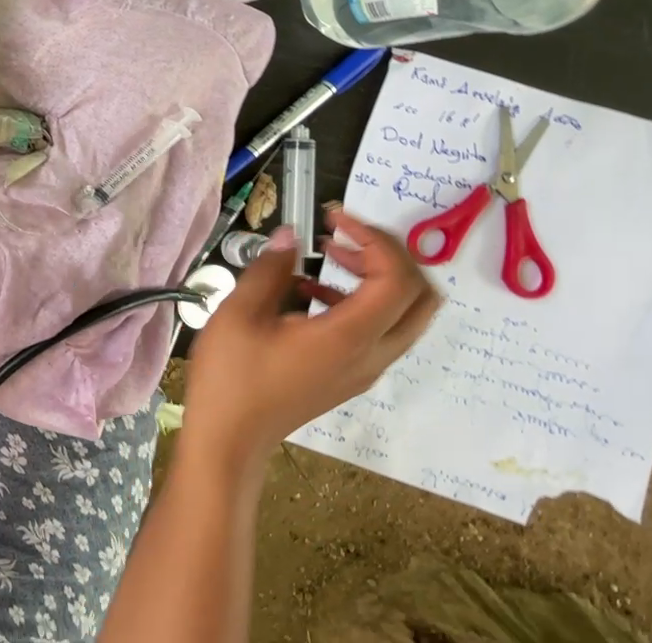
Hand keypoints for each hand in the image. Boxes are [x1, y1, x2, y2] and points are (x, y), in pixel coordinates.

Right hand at [184, 208, 440, 459]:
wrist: (231, 434)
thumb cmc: (232, 373)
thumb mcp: (239, 313)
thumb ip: (270, 270)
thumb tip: (290, 236)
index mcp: (350, 336)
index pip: (397, 278)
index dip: (375, 239)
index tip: (334, 217)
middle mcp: (374, 352)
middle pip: (420, 297)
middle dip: (388, 256)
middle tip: (340, 235)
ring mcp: (366, 367)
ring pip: (402, 314)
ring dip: (374, 277)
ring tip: (322, 257)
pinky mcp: (350, 374)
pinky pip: (377, 329)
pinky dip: (357, 300)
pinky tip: (307, 292)